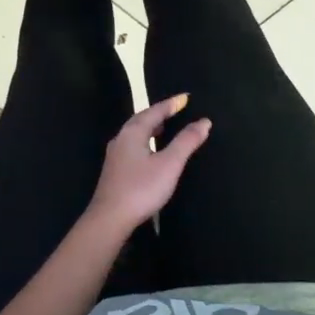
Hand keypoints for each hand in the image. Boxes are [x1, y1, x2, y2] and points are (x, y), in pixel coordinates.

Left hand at [85, 94, 212, 234]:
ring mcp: (115, 154)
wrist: (111, 217)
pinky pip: (133, 145)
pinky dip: (146, 141)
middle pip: (141, 120)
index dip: (171, 104)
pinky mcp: (115, 169)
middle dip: (159, 113)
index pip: (154, 111)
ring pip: (135, 133)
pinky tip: (152, 152)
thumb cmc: (142, 188)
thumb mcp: (169, 164)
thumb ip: (186, 142)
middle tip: (176, 109)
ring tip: (166, 128)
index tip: (186, 97)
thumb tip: (203, 121)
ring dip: (151, 127)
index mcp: (132, 132)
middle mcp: (121, 138)